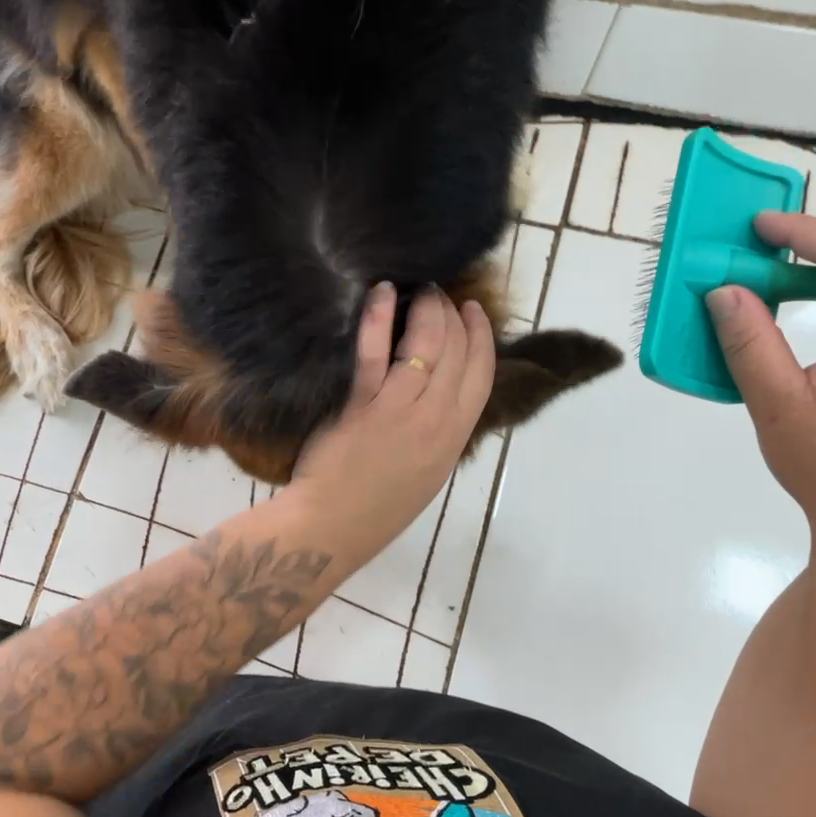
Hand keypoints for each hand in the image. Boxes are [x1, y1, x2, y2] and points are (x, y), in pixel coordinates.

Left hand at [290, 284, 496, 549]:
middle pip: (457, 351)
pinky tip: (380, 294)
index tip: (474, 312)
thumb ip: (439, 435)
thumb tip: (442, 400)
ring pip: (426, 344)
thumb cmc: (375, 507)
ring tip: (417, 290)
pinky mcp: (363, 405)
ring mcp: (400, 410)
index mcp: (455, 438)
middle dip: (453, 313)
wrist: (333, 526)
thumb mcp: (426, 474)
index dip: (482, 336)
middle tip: (438, 294)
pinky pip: (375, 352)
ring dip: (426, 308)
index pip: (482, 375)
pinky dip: (379, 317)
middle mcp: (436, 420)